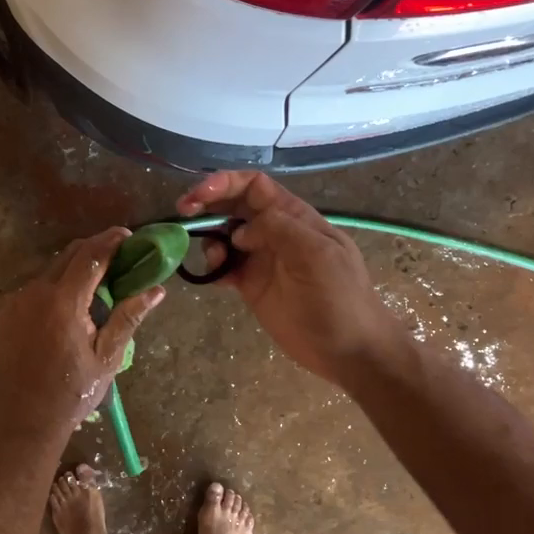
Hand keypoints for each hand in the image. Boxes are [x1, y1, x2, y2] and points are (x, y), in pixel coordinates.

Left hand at [0, 228, 164, 441]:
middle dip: (94, 251)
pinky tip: (68, 306)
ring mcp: (16, 300)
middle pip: (68, 255)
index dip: (110, 241)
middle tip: (118, 258)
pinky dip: (54, 287)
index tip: (128, 236)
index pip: (90, 256)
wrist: (25, 416)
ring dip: (73, 270)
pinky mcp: (5, 311)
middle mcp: (35, 292)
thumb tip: (156, 290)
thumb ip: (129, 317)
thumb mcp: (108, 357)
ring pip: (49, 270)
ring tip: (96, 285)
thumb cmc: (72, 391)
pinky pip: (33, 288)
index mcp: (63, 301)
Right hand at [178, 172, 404, 382]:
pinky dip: (211, 267)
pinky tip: (213, 277)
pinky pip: (223, 266)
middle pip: (233, 206)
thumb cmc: (340, 299)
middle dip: (207, 204)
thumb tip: (239, 231)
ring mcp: (261, 259)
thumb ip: (279, 229)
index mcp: (294, 218)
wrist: (350, 350)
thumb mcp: (318, 255)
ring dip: (209, 240)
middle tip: (184, 214)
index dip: (225, 183)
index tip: (200, 196)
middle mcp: (274, 232)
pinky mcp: (250, 286)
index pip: (255, 186)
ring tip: (214, 260)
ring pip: (223, 236)